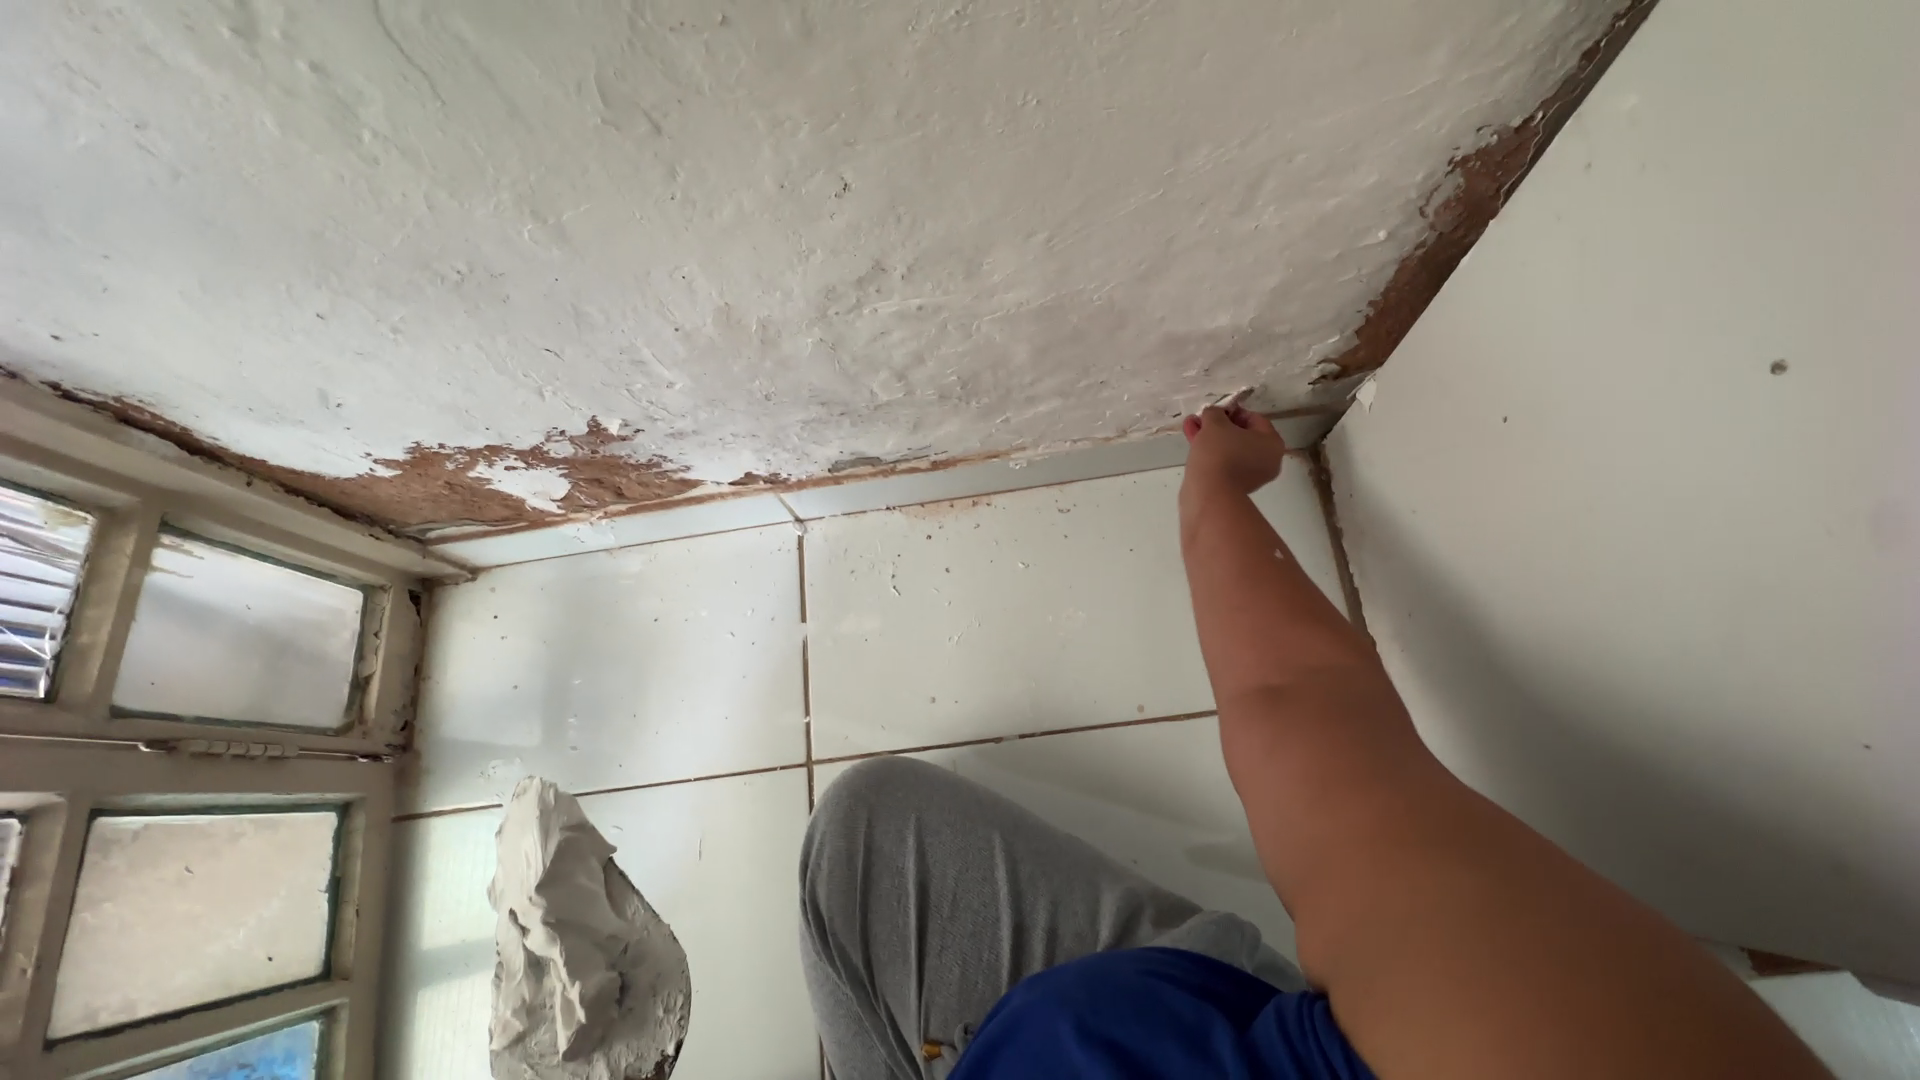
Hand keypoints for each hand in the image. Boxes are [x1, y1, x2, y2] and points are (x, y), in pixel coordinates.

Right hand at [1181, 405, 1284, 496]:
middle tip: (1200, 420)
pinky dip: (1211, 454)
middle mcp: (1267, 460)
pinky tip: (1193, 444)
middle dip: (1217, 426)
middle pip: (1241, 435)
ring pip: (1230, 450)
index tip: (1213, 411)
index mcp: (1272, 443)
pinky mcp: (1235, 488)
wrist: (1210, 495)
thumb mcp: (1215, 423)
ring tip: (1190, 428)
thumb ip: (1215, 413)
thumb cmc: (1219, 453)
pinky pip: (1225, 464)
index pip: (1253, 418)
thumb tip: (1213, 414)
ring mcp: (1252, 476)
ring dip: (1211, 438)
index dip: (1231, 411)